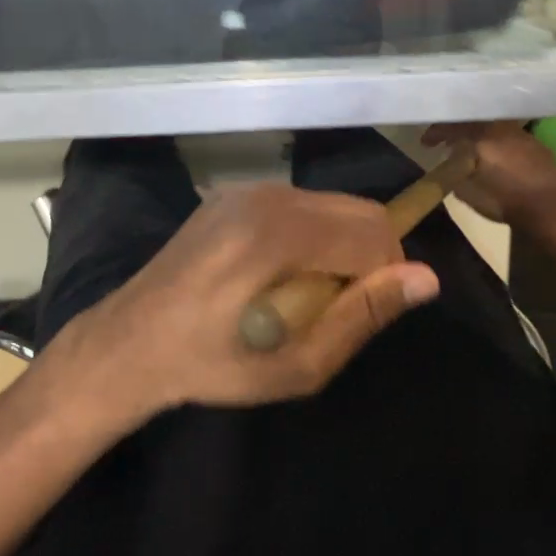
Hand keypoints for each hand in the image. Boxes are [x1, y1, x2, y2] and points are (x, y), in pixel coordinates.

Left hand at [51, 184, 439, 424]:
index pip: (375, 233)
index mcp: (280, 234)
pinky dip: (309, 236)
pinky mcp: (230, 195)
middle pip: (358, 211)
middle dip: (368, 258)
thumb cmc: (212, 365)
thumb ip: (361, 315)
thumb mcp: (296, 363)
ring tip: (303, 297)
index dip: (388, 276)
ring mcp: (245, 190)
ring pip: (330, 206)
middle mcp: (267, 197)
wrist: (129, 342)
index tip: (360, 315)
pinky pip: (297, 205)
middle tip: (335, 310)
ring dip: (338, 247)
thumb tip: (426, 279)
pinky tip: (276, 276)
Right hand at [422, 120, 555, 225]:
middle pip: (472, 122)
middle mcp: (500, 129)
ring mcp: (520, 134)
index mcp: (480, 137)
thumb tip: (449, 165)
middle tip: (446, 142)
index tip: (425, 143)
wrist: (549, 207)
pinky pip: (508, 134)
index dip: (435, 133)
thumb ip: (454, 174)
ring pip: (492, 126)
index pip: (451, 126)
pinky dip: (495, 140)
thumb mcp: (467, 193)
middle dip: (456, 130)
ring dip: (477, 134)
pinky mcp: (535, 143)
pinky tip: (495, 154)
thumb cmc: (504, 201)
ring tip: (470, 148)